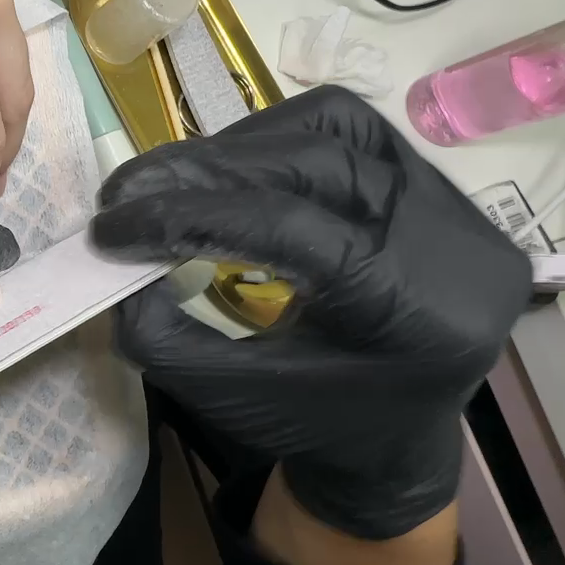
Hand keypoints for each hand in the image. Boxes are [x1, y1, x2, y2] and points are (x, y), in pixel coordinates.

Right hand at [91, 86, 531, 539]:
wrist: (389, 438)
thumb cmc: (305, 423)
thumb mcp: (214, 390)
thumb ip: (153, 325)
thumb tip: (109, 251)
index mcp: (412, 314)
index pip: (286, 227)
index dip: (184, 215)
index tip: (108, 228)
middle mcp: (453, 245)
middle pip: (308, 162)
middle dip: (198, 170)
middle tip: (123, 191)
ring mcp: (456, 206)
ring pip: (326, 128)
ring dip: (232, 147)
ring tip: (171, 180)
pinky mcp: (435, 186)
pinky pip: (342, 126)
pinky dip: (271, 136)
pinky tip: (229, 169)